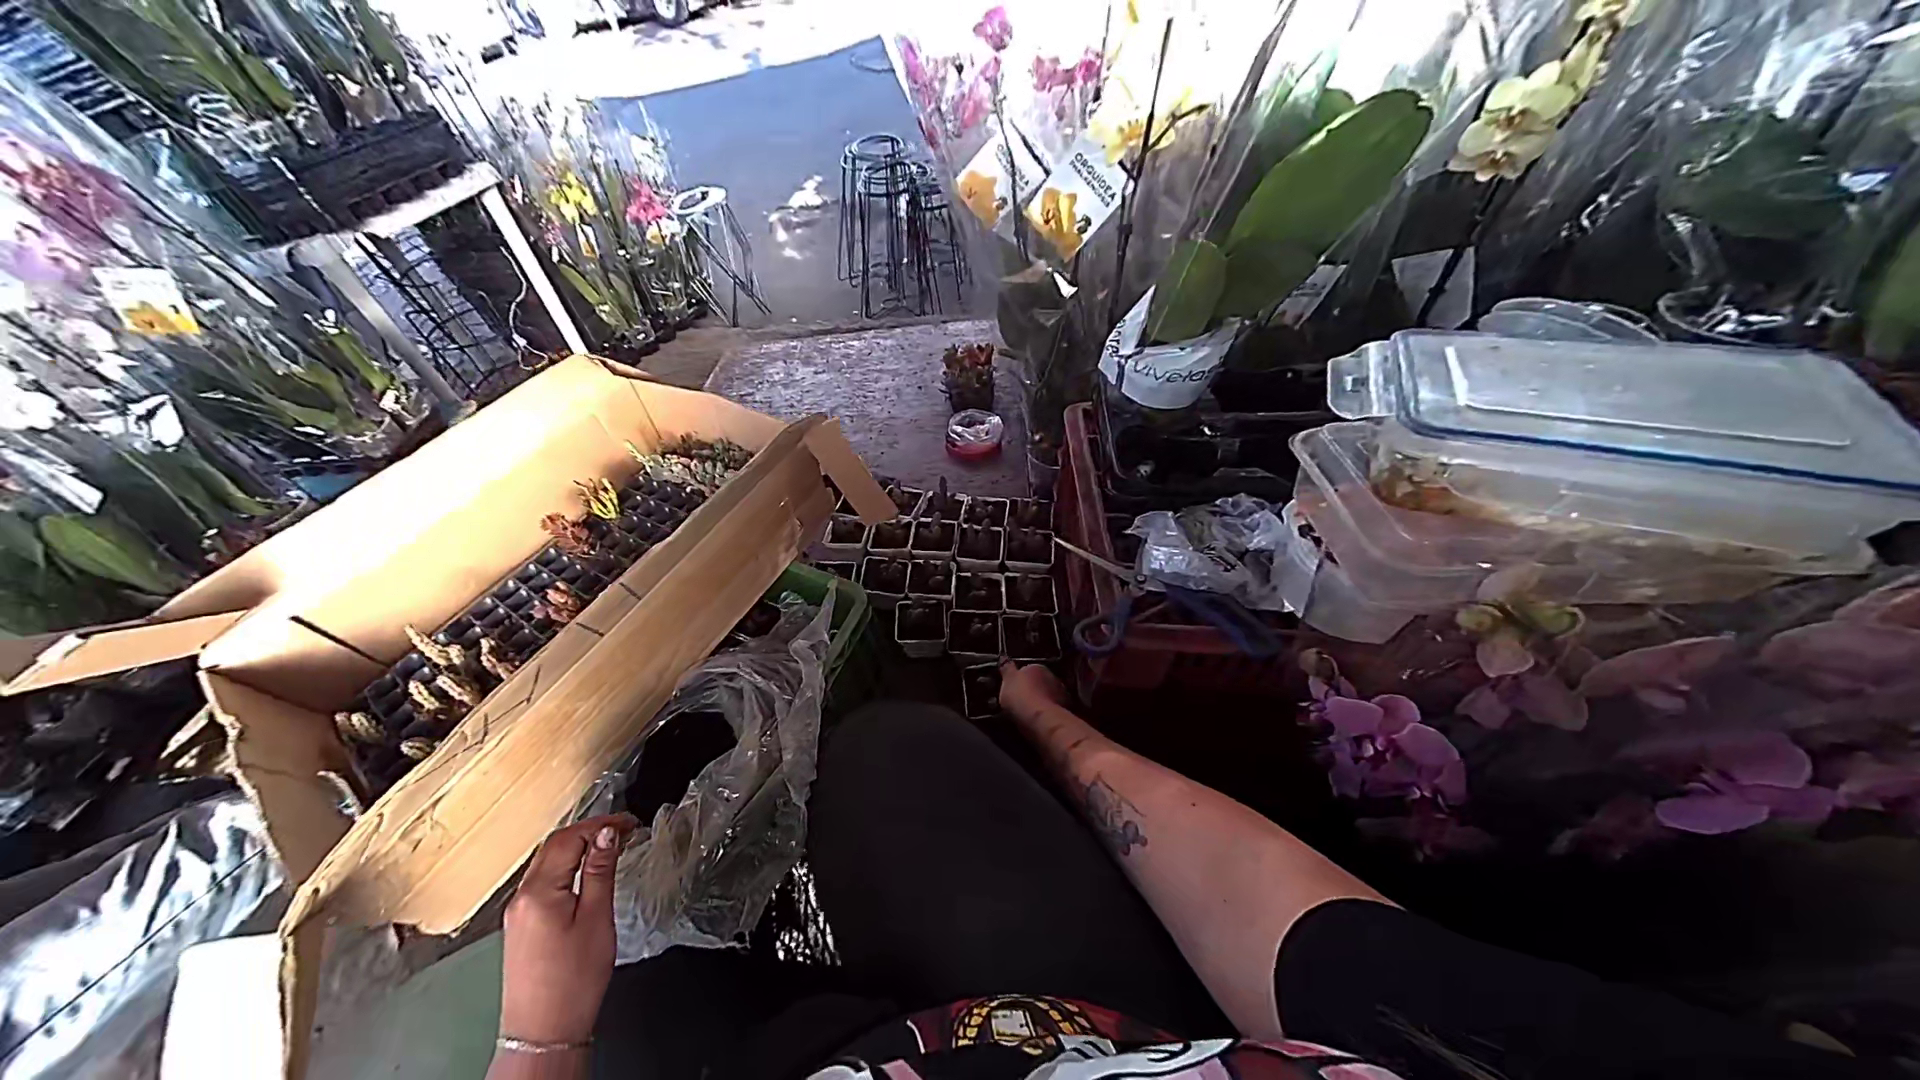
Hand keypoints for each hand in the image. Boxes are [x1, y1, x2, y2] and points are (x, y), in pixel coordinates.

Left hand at [499, 813, 637, 1044]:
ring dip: (577, 847)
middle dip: (588, 831)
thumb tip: (606, 834)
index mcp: (538, 893)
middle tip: (622, 830)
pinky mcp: (521, 926)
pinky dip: (567, 866)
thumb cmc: (573, 980)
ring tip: (610, 846)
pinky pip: (542, 881)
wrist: (544, 1032)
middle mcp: (520, 899)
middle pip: (553, 846)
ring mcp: (517, 913)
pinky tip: (587, 871)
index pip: (568, 839)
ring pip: (546, 862)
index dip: (601, 824)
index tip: (629, 823)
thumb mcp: (596, 917)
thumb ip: (600, 870)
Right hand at [999, 659, 1068, 722]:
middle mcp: (1052, 676)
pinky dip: (1045, 712)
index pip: (1026, 669)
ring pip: (1046, 695)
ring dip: (1039, 700)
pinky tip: (1036, 720)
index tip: (1011, 689)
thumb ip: (1006, 668)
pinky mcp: (1064, 709)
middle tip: (1018, 701)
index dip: (1018, 679)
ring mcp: (1060, 693)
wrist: (1041, 721)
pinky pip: (1050, 708)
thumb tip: (1004, 658)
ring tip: (1027, 713)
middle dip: (1030, 689)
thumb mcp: (1007, 680)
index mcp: (1037, 667)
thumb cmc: (1021, 697)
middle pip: (1038, 682)